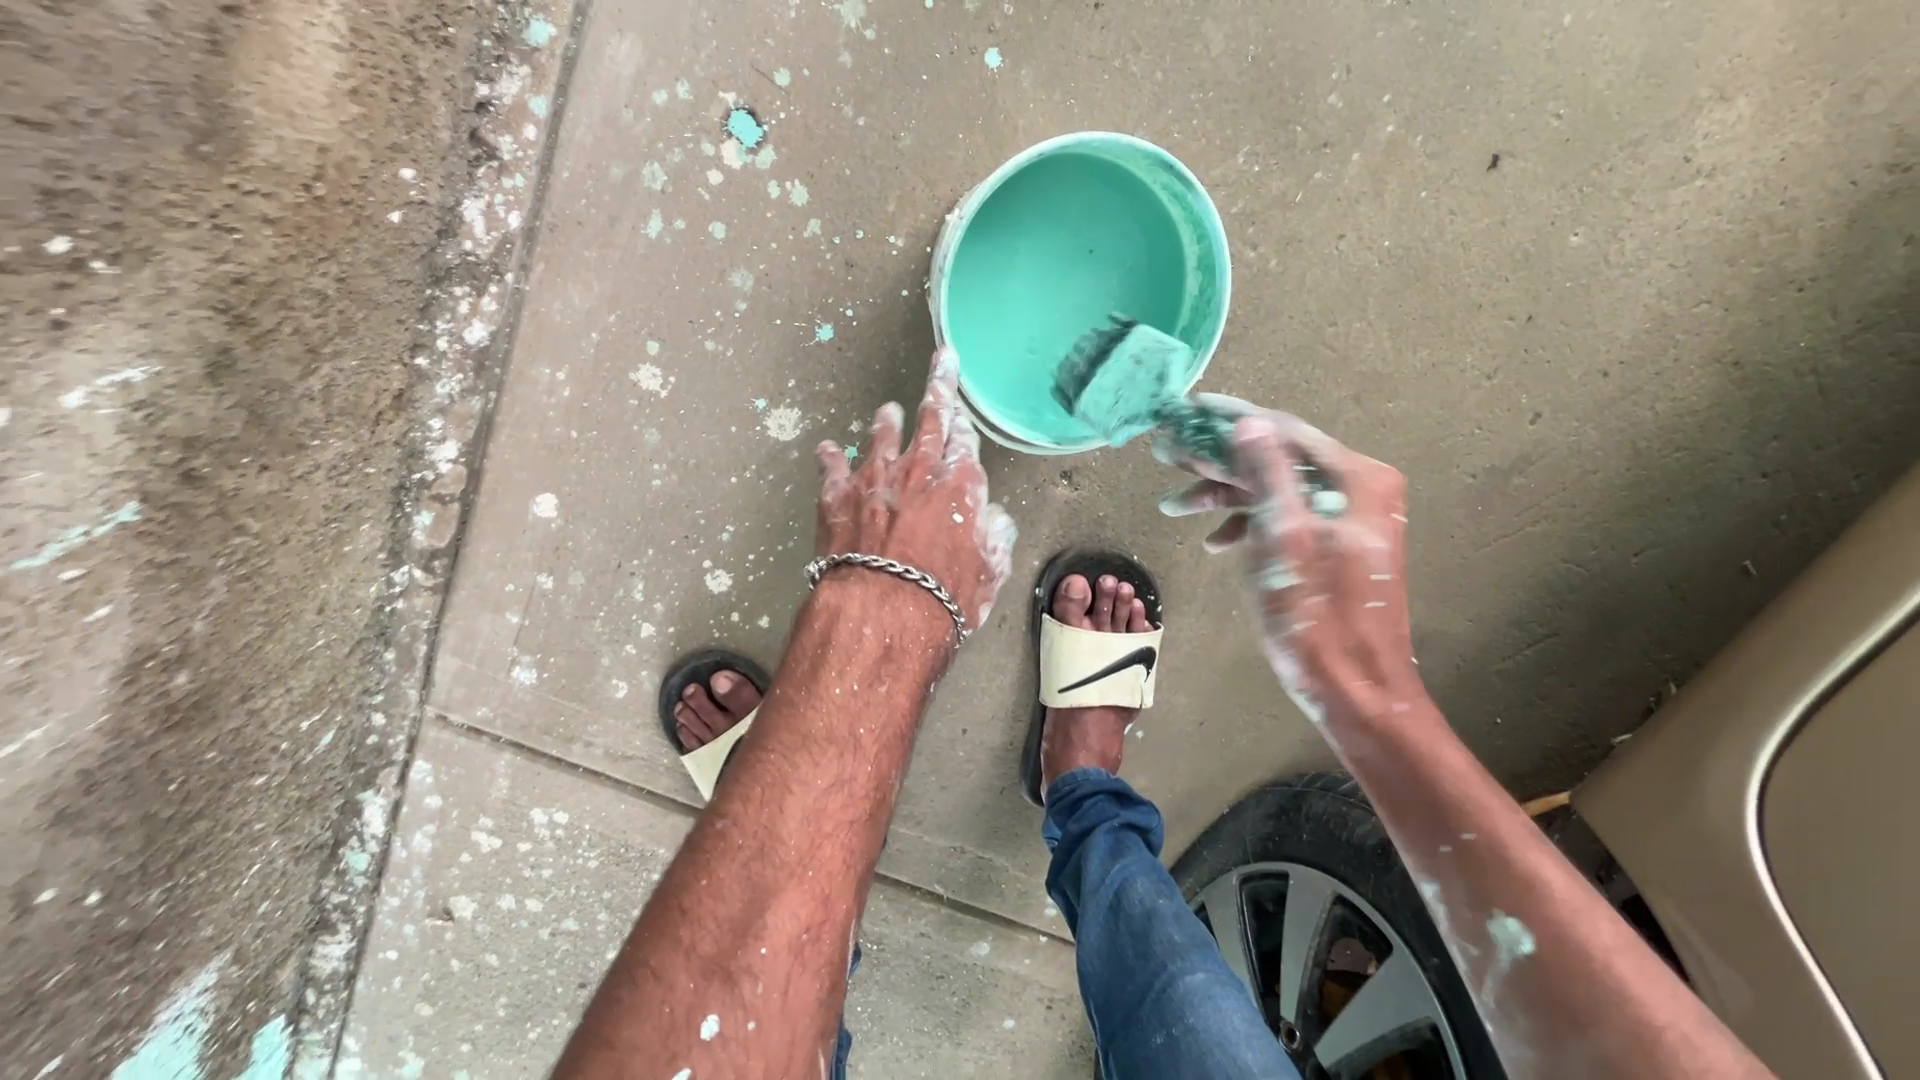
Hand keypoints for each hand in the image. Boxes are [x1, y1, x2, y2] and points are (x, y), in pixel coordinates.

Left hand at [813, 347, 1016, 637]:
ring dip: (887, 420)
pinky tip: (826, 448)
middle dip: (939, 385)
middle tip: (942, 360)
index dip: (964, 425)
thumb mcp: (989, 574)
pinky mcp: (836, 495)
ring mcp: (874, 477)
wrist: (880, 611)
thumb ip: (996, 538)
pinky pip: (832, 465)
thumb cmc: (943, 598)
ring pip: (882, 434)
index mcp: (960, 484)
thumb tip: (992, 517)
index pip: (965, 441)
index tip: (962, 412)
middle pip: (931, 418)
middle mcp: (918, 469)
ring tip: (888, 410)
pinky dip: (830, 455)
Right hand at [1158, 399, 1422, 725]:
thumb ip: (1267, 473)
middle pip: (1276, 458)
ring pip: (1276, 490)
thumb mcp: (1284, 538)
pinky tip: (1216, 543)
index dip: (1230, 419)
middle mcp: (1359, 488)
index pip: (1283, 430)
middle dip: (1218, 461)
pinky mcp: (1337, 544)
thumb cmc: (1316, 615)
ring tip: (1175, 505)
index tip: (1185, 411)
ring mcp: (1350, 517)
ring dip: (1226, 496)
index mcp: (1356, 478)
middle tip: (1166, 457)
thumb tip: (1247, 420)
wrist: (1355, 686)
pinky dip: (1250, 525)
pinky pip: (1286, 519)